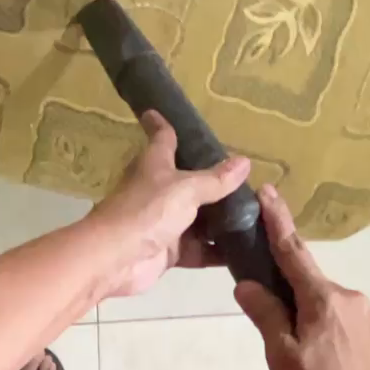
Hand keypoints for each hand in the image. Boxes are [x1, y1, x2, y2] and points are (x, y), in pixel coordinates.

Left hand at [84, 111, 250, 299]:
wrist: (115, 260)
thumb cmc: (146, 212)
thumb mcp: (186, 188)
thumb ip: (215, 180)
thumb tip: (244, 163)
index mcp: (156, 164)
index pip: (162, 137)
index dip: (161, 123)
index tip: (156, 109)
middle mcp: (159, 192)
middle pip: (188, 181)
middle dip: (212, 180)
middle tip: (246, 176)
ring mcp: (163, 224)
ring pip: (197, 219)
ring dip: (221, 220)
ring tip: (255, 214)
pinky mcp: (168, 253)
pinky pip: (198, 251)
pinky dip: (217, 252)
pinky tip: (243, 249)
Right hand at [233, 184, 369, 369]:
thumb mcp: (281, 355)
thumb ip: (265, 314)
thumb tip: (248, 284)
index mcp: (324, 298)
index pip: (294, 251)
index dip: (277, 222)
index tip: (267, 191)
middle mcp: (349, 297)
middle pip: (307, 282)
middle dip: (283, 290)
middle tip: (264, 317)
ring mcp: (365, 316)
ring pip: (321, 304)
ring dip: (300, 316)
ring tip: (290, 354)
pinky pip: (335, 320)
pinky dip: (316, 328)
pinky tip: (312, 359)